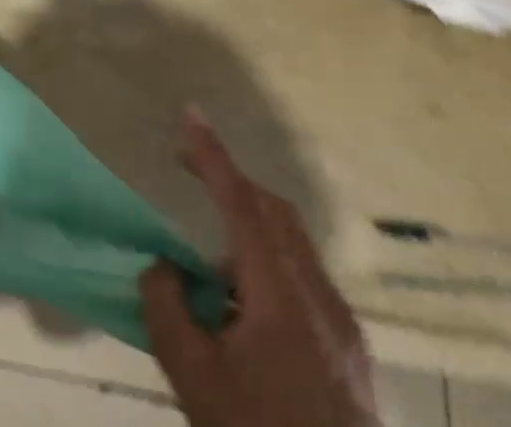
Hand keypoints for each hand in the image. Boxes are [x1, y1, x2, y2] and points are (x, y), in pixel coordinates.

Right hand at [141, 111, 379, 426]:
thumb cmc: (249, 424)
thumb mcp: (187, 367)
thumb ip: (165, 303)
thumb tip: (165, 265)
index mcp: (281, 298)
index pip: (244, 209)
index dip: (215, 158)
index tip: (191, 115)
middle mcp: (322, 299)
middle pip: (278, 216)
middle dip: (231, 179)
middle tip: (184, 161)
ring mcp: (341, 322)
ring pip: (291, 245)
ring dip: (243, 224)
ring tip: (196, 259)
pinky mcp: (346, 343)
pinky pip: (298, 277)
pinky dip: (258, 260)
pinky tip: (230, 298)